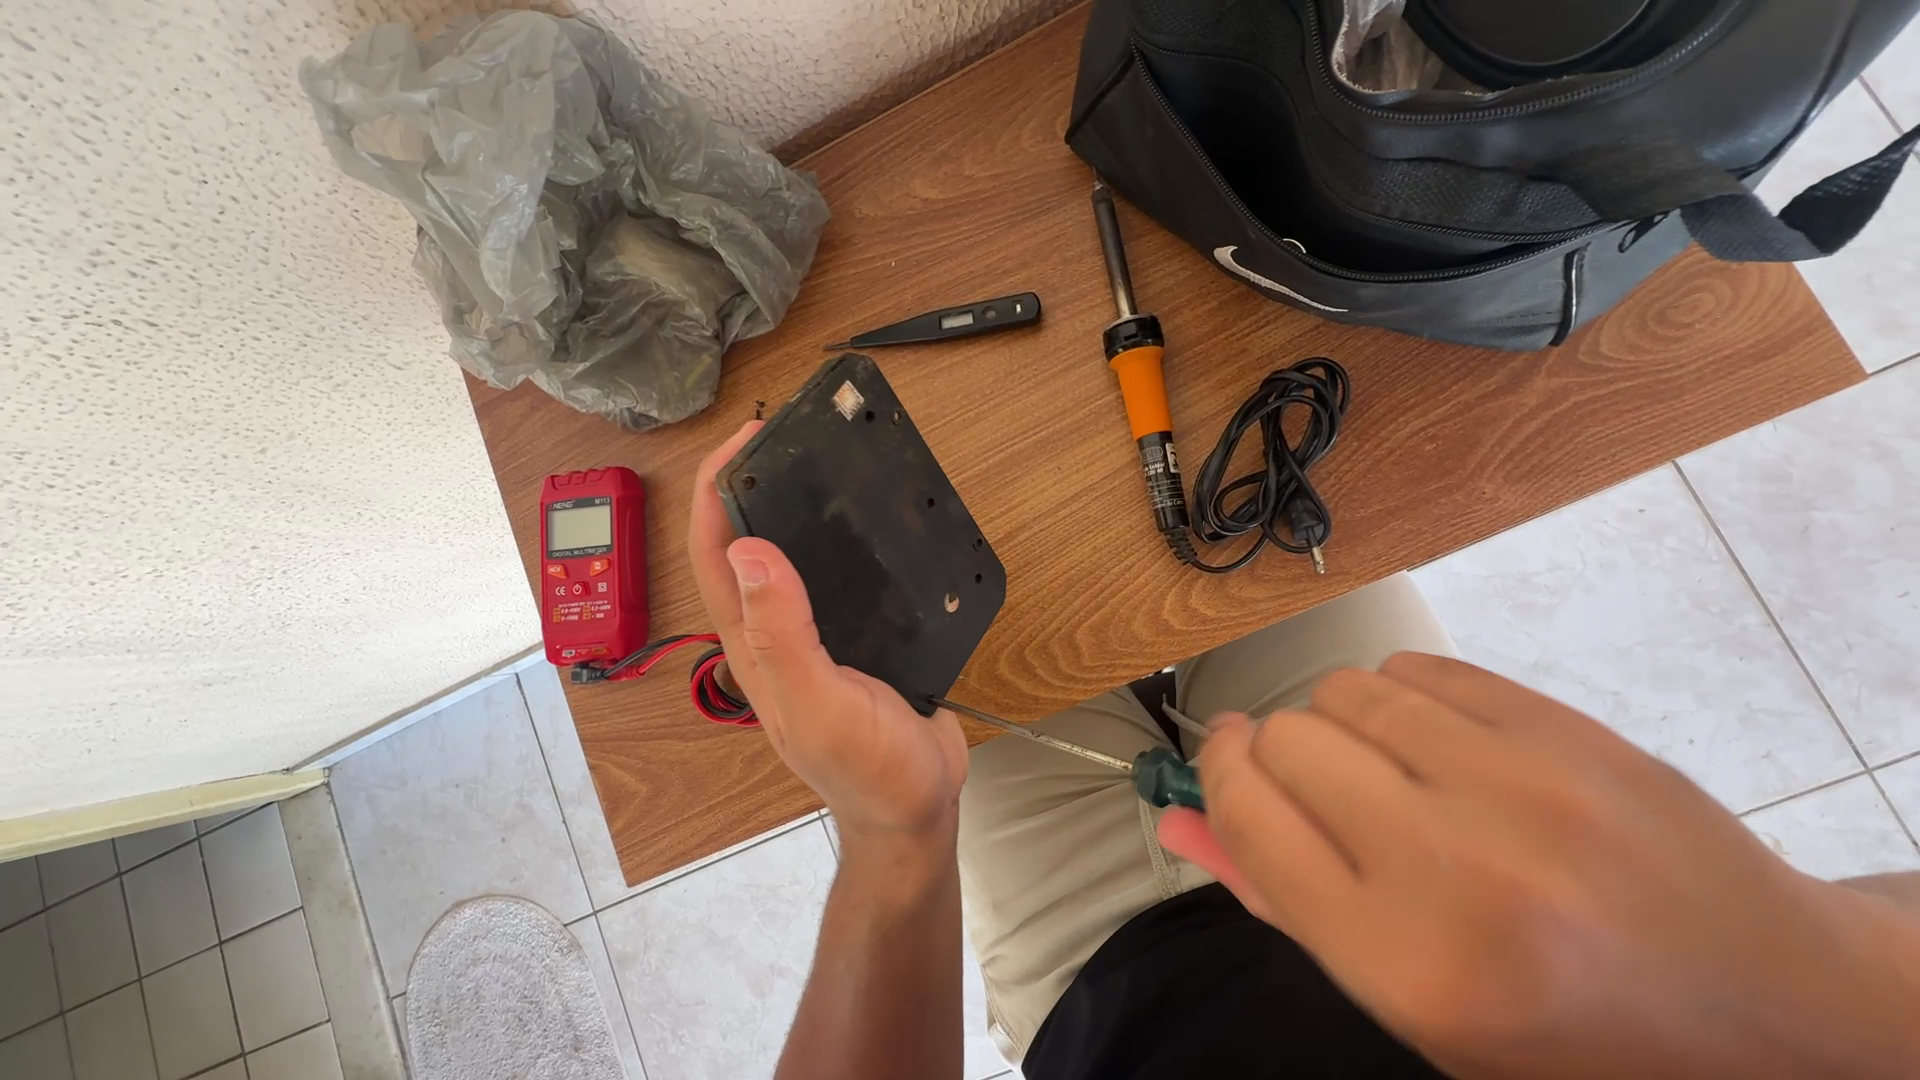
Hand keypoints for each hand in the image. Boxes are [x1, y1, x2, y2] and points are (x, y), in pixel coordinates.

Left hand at [688, 422, 968, 848]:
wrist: (916, 807)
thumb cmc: (867, 766)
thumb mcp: (819, 702)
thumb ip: (783, 634)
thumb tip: (748, 550)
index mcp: (752, 644)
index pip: (714, 552)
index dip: (719, 489)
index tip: (750, 436)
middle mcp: (774, 632)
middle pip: (746, 546)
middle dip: (754, 486)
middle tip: (793, 437)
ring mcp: (815, 636)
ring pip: (791, 558)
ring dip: (795, 509)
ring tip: (830, 465)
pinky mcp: (854, 640)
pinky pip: (837, 578)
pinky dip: (842, 541)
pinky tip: (874, 523)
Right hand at [1159, 653, 1919, 1079]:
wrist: (1778, 1012)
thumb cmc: (1561, 1030)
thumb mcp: (1403, 998)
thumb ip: (1276, 898)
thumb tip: (1176, 820)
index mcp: (1401, 957)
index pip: (1247, 812)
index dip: (1220, 774)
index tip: (1231, 764)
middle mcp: (1450, 862)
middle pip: (1285, 737)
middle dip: (1281, 757)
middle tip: (1329, 795)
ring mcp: (1517, 782)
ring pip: (1343, 691)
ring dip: (1342, 725)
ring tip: (1394, 773)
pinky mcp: (1565, 729)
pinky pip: (1415, 667)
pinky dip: (1401, 698)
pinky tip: (1443, 745)